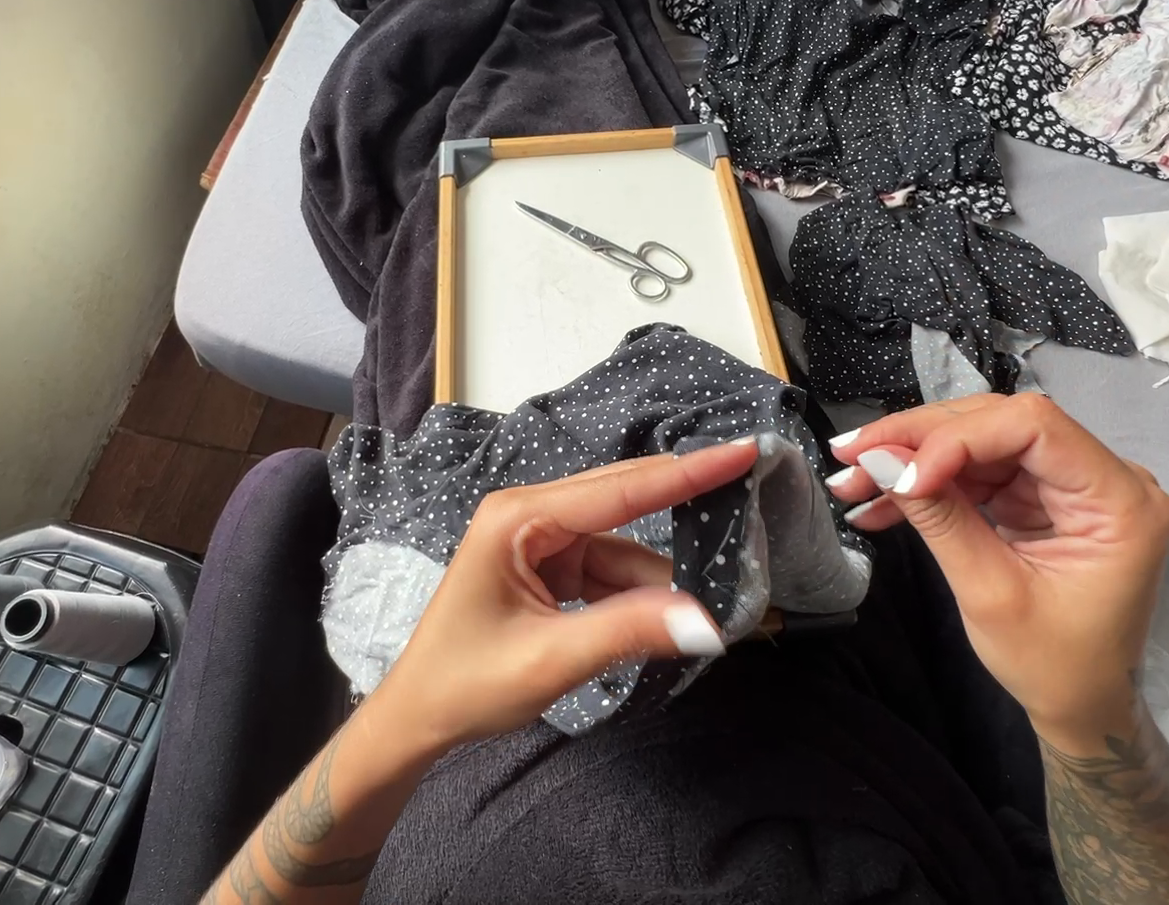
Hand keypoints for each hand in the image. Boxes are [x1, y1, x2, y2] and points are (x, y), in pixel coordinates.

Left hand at [365, 441, 753, 754]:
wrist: (418, 717)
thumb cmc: (466, 683)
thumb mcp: (550, 659)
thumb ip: (630, 632)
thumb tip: (711, 622)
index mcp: (519, 517)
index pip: (619, 489)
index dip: (686, 472)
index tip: (743, 451)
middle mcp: (532, 515)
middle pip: (623, 502)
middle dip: (685, 503)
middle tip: (750, 491)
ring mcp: (542, 542)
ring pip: (622, 546)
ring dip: (663, 575)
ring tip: (720, 599)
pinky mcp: (551, 568)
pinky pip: (609, 571)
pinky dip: (641, 593)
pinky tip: (672, 614)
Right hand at [828, 393, 1168, 749]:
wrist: (1080, 704)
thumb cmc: (1052, 663)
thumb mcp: (989, 592)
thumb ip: (938, 518)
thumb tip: (879, 460)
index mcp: (1117, 501)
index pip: (1031, 427)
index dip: (957, 437)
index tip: (899, 474)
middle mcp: (1098, 475)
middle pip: (995, 423)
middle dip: (916, 439)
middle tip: (850, 455)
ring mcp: (1063, 482)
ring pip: (972, 440)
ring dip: (907, 458)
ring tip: (850, 480)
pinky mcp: (1033, 494)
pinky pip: (968, 469)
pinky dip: (921, 483)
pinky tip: (875, 501)